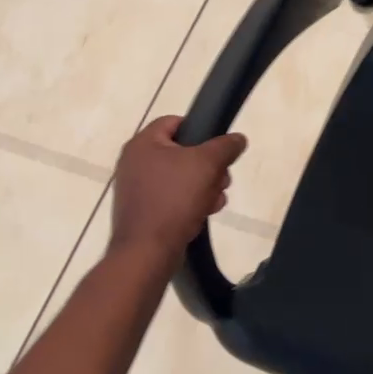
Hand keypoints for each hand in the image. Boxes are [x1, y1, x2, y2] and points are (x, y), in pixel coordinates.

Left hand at [108, 116, 246, 259]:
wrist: (147, 252)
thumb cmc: (174, 199)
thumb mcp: (207, 164)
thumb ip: (226, 146)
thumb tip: (238, 139)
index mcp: (143, 144)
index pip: (175, 121)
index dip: (201, 129)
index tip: (218, 147)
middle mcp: (134, 163)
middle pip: (182, 152)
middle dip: (208, 165)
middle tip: (222, 179)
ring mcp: (136, 189)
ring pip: (181, 177)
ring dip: (204, 185)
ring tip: (216, 200)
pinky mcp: (142, 212)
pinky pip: (172, 198)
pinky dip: (189, 202)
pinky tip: (204, 213)